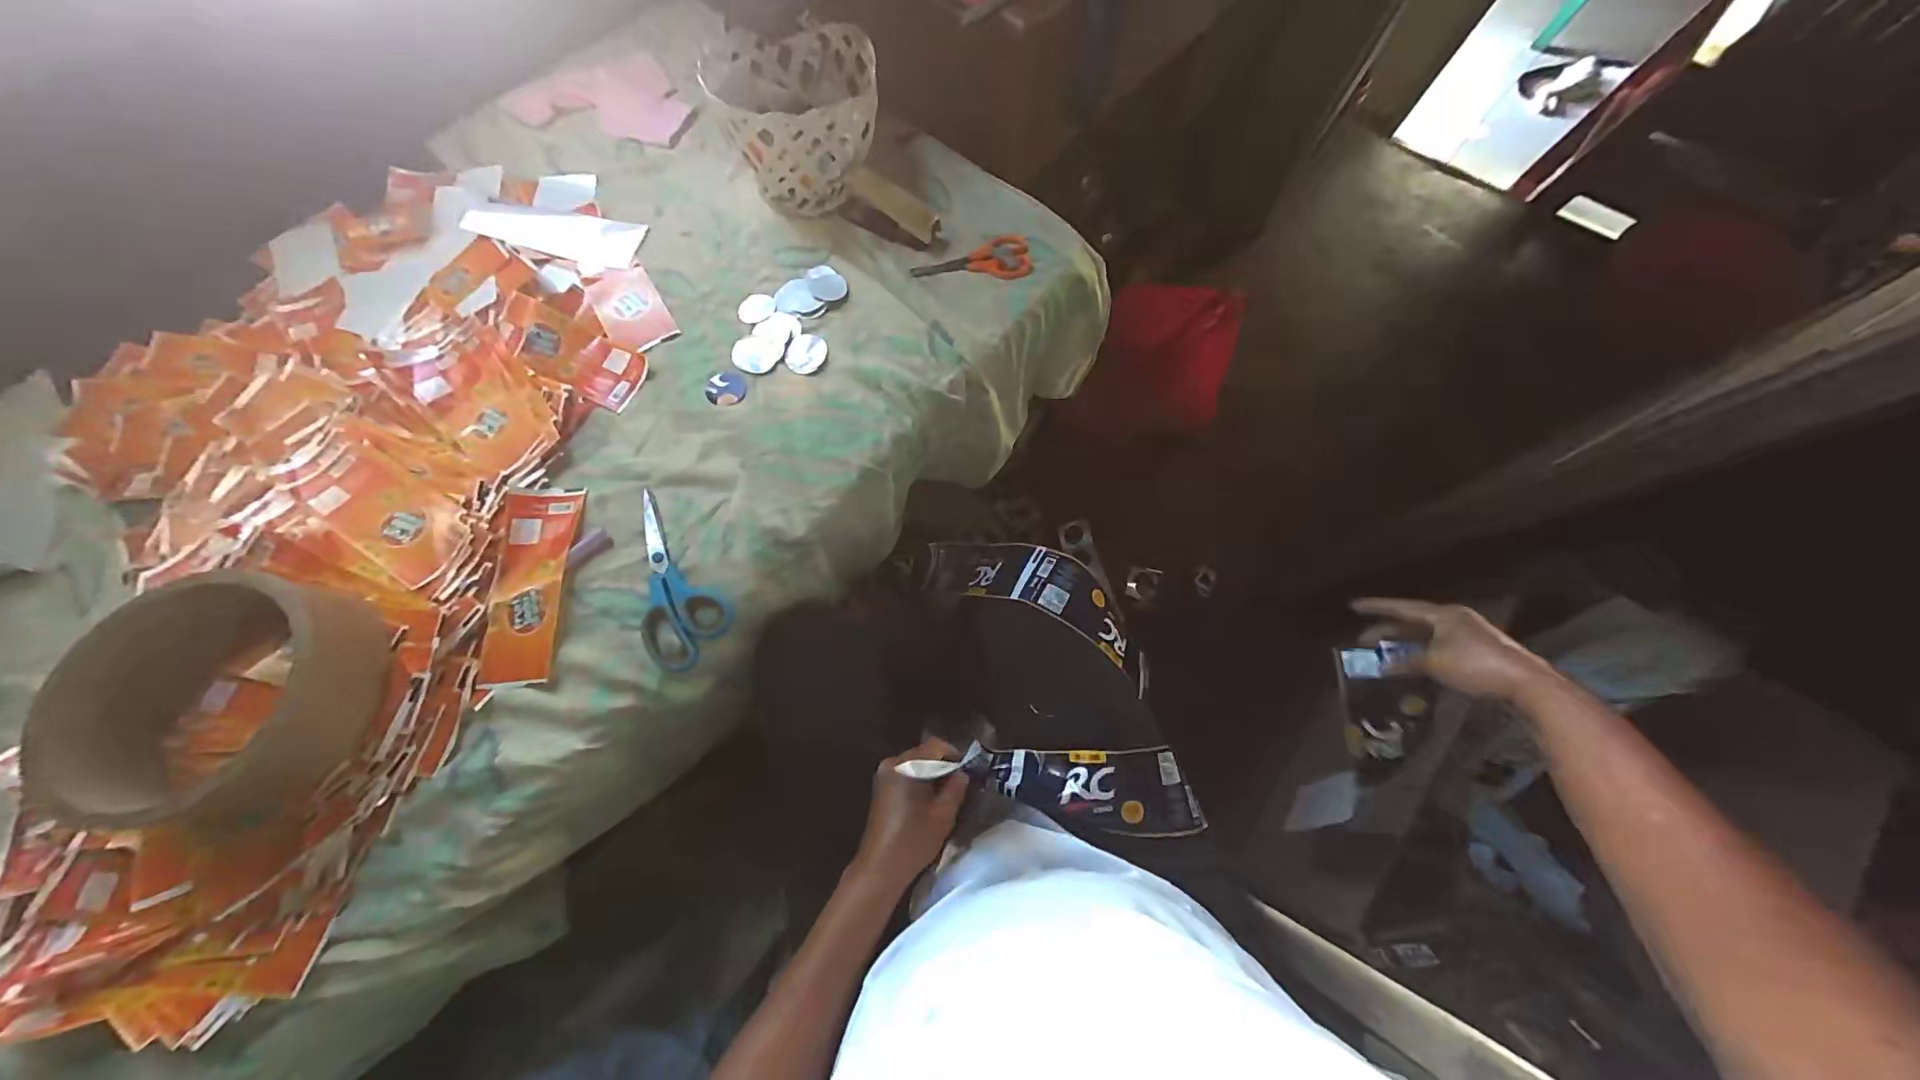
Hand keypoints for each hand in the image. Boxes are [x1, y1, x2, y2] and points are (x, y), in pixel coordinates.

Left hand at [848, 737, 968, 890]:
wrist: (880, 868)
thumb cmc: (914, 840)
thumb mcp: (944, 814)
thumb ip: (956, 788)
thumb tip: (962, 774)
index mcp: (907, 765)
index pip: (936, 745)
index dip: (955, 756)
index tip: (967, 773)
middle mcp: (892, 763)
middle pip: (925, 753)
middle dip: (943, 766)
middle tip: (959, 787)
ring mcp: (884, 775)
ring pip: (916, 764)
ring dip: (932, 775)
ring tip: (945, 798)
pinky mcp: (881, 787)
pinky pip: (905, 774)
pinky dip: (919, 782)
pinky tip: (927, 803)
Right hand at [1351, 598, 1557, 701]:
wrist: (1525, 683)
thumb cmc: (1476, 665)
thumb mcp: (1434, 662)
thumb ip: (1406, 661)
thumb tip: (1382, 666)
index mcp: (1444, 615)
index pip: (1403, 607)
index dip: (1377, 607)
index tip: (1355, 606)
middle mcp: (1455, 619)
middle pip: (1414, 621)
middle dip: (1389, 630)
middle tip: (1365, 638)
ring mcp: (1468, 634)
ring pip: (1426, 635)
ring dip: (1405, 643)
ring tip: (1384, 650)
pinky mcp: (1477, 651)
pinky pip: (1438, 645)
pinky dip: (1420, 651)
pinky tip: (1412, 661)